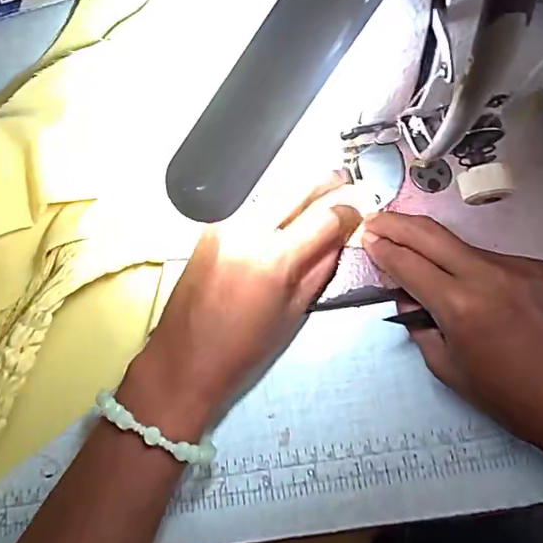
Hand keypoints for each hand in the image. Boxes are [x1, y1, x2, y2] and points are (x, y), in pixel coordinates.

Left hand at [127, 174, 362, 431]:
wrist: (184, 358)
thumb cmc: (243, 347)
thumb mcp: (294, 311)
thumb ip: (322, 266)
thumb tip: (341, 237)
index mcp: (275, 259)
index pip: (325, 216)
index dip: (348, 211)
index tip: (359, 211)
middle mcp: (248, 231)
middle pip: (298, 188)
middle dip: (326, 184)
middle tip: (344, 184)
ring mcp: (226, 224)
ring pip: (273, 189)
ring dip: (300, 188)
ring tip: (319, 194)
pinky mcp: (210, 226)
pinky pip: (251, 202)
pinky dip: (274, 200)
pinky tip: (285, 209)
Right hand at [361, 210, 542, 456]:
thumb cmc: (511, 398)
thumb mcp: (448, 369)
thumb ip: (420, 326)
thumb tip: (407, 294)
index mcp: (461, 307)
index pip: (408, 263)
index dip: (383, 249)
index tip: (368, 239)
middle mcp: (489, 277)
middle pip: (431, 233)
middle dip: (397, 224)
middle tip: (376, 221)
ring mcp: (519, 267)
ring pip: (463, 247)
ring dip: (437, 250)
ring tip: (424, 263)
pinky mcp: (541, 268)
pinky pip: (494, 260)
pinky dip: (474, 269)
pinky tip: (476, 290)